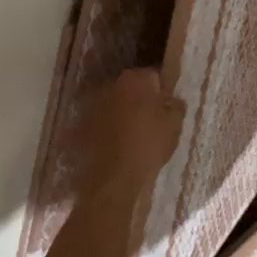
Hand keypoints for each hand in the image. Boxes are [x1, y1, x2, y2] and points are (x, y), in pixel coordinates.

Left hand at [74, 68, 184, 197]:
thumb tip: (171, 99)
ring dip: (122, 114)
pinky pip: (101, 124)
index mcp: (135, 79)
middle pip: (131, 88)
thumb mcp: (175, 124)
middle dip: (140, 100)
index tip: (167, 106)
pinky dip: (108, 130)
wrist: (113, 180)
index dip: (162, 91)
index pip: (154, 76)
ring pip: (114, 105)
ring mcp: (92, 106)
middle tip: (152, 120)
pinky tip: (117, 146)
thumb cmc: (149, 145)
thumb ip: (175, 105)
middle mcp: (110, 85)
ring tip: (134, 135)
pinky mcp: (80, 128)